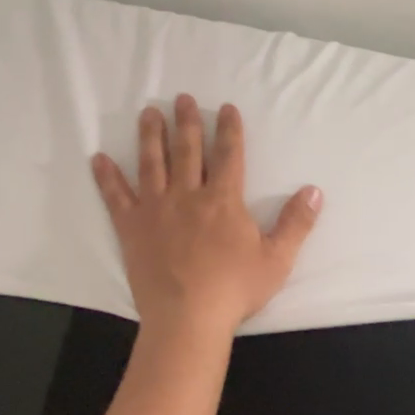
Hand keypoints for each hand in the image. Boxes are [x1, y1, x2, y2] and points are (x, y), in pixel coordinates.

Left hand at [92, 94, 322, 339]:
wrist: (188, 317)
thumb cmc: (236, 290)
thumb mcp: (277, 259)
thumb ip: (296, 223)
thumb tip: (315, 191)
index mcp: (224, 201)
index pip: (229, 156)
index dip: (229, 130)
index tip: (225, 107)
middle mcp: (188, 195)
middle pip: (187, 150)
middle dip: (186, 122)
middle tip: (182, 98)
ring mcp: (156, 209)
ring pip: (152, 163)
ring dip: (150, 136)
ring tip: (148, 113)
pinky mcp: (132, 228)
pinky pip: (116, 196)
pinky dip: (107, 177)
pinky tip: (99, 159)